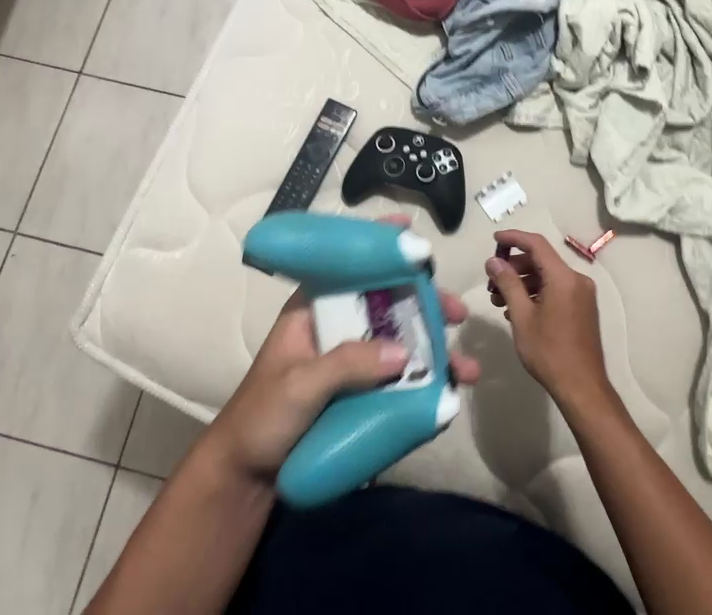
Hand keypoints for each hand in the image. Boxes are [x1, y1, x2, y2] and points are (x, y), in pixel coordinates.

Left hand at [206, 228, 481, 482]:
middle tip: (456, 313)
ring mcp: (352, 366)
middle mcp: (337, 331)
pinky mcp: (363, 399)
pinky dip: (428, 385)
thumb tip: (404, 352)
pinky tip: (449, 396)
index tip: (410, 231)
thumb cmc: (261, 419)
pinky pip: (401, 383)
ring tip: (466, 371)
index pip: (347, 267)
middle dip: (426, 304)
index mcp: (313, 312)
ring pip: (402, 345)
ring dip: (436, 352)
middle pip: (388, 304)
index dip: (378, 246)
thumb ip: (346, 365)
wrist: (245, 479)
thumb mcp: (299, 386)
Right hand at [485, 230, 609, 406]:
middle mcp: (577, 280)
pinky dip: (536, 293)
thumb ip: (507, 284)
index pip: (536, 244)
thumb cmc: (548, 352)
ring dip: (523, 282)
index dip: (513, 238)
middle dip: (514, 267)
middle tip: (491, 282)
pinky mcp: (583, 308)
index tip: (493, 240)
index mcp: (564, 278)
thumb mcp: (521, 316)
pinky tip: (518, 310)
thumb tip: (494, 262)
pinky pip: (556, 290)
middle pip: (542, 260)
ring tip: (500, 301)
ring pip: (548, 276)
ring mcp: (582, 295)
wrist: (581, 387)